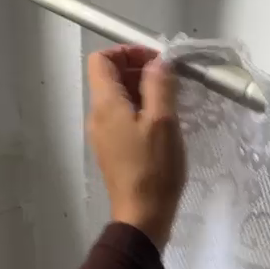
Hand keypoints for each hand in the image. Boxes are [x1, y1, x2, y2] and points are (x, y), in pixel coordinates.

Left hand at [86, 45, 186, 249]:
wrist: (142, 216)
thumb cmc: (154, 169)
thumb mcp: (162, 121)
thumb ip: (159, 85)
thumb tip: (157, 62)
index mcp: (106, 104)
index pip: (102, 60)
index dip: (128, 52)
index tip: (157, 61)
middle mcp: (98, 116)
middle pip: (110, 78)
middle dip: (140, 70)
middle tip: (170, 81)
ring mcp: (103, 135)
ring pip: (119, 99)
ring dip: (143, 92)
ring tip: (171, 102)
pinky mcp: (113, 151)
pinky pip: (123, 119)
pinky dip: (141, 111)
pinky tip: (163, 125)